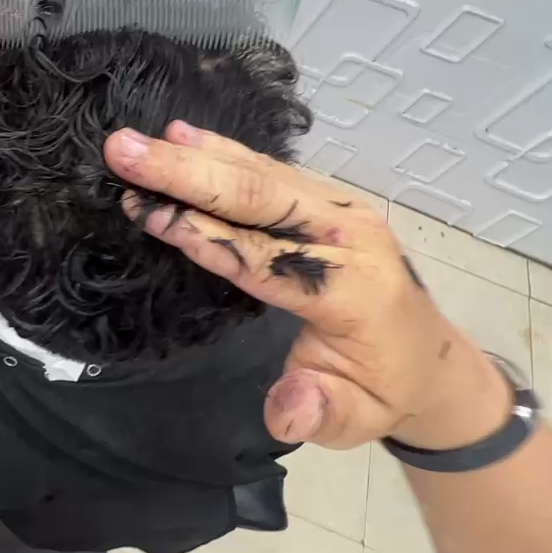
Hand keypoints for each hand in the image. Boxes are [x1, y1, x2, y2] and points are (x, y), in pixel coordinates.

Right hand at [103, 121, 511, 450]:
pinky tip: (181, 134)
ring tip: (136, 141)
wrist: (429, 357)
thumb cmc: (379, 389)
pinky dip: (220, 151)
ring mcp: (338, 210)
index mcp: (351, 290)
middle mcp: (347, 236)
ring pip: (258, 173)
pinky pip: (267, 169)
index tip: (143, 210)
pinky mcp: (326, 200)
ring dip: (191, 156)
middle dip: (183, 174)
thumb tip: (287, 410)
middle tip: (122, 150)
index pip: (262, 256)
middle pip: (256, 196)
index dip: (201, 234)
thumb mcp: (354, 418)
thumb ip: (318, 411)